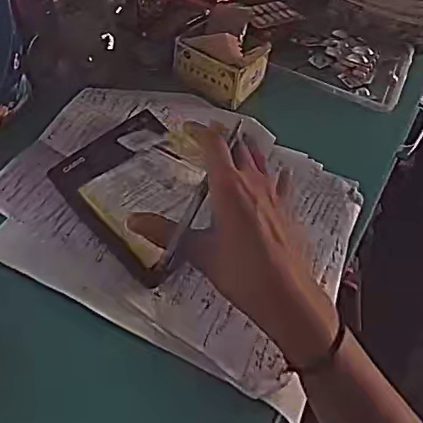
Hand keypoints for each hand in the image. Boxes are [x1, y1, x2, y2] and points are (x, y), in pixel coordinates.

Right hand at [129, 123, 339, 365]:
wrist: (287, 294)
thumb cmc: (242, 273)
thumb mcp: (200, 252)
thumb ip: (165, 233)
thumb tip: (133, 220)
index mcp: (228, 186)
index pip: (214, 144)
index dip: (200, 131)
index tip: (188, 128)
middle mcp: (252, 182)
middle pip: (238, 146)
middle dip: (223, 137)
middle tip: (210, 135)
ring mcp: (274, 193)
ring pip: (260, 159)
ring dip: (247, 149)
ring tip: (238, 145)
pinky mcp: (288, 208)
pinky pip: (282, 182)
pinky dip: (275, 173)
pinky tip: (279, 173)